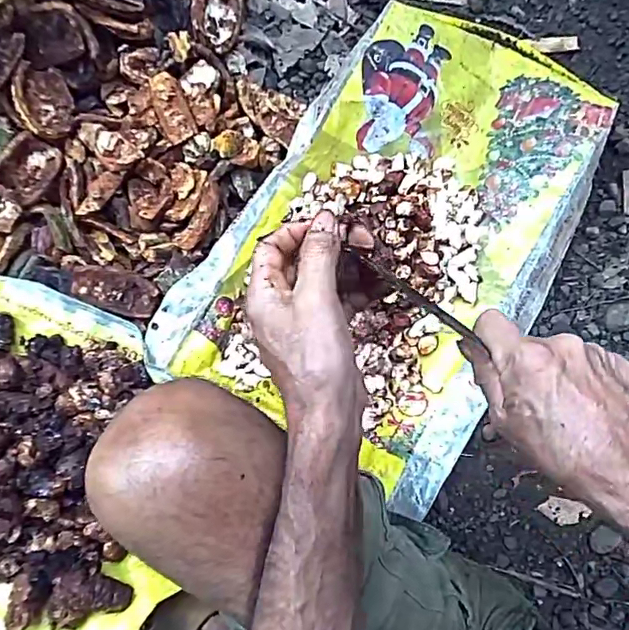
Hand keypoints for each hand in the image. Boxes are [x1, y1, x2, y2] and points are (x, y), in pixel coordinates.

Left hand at [248, 211, 362, 428]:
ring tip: (363, 260)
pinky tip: (366, 290)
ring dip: (339, 267)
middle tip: (352, 238)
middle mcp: (275, 307)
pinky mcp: (318, 335)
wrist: (330, 409)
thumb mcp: (317, 298)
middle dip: (325, 245)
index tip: (326, 224)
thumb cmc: (315, 365)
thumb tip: (323, 220)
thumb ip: (319, 254)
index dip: (298, 229)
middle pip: (296, 261)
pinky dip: (347, 291)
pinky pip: (330, 302)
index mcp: (262, 296)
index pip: (272, 246)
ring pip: (316, 280)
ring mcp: (297, 322)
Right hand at [468, 310, 628, 516]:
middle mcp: (559, 346)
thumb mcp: (506, 422)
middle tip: (527, 404)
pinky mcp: (612, 361)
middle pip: (525, 345)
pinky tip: (580, 409)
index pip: (489, 321)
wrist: (620, 469)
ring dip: (551, 376)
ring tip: (559, 412)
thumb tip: (475, 352)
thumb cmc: (568, 455)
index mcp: (526, 359)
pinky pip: (583, 363)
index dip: (484, 339)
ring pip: (555, 355)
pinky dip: (578, 381)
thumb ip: (486, 378)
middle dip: (521, 370)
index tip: (487, 354)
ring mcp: (589, 352)